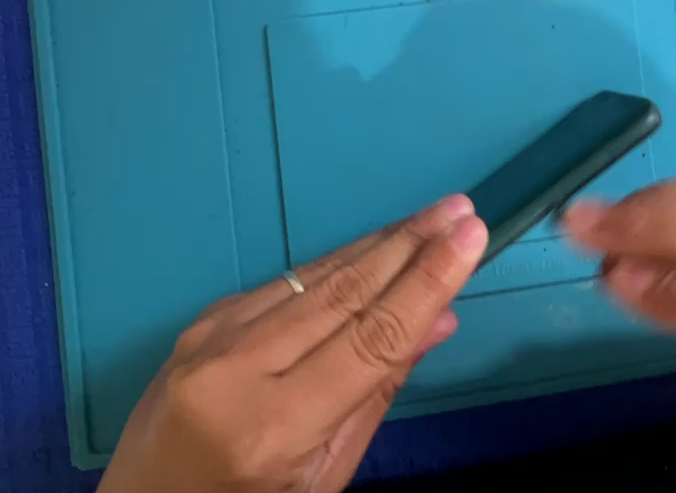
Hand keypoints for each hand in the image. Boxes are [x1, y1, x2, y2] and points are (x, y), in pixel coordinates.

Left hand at [100, 195, 486, 492]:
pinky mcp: (206, 318)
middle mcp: (237, 367)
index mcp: (270, 428)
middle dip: (410, 243)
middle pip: (345, 291)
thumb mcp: (319, 482)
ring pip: (316, 275)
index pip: (372, 338)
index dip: (427, 282)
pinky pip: (287, 283)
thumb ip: (376, 395)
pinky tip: (376, 247)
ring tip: (431, 216)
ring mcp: (213, 335)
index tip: (469, 236)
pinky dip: (339, 263)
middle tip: (459, 209)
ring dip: (380, 242)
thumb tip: (437, 320)